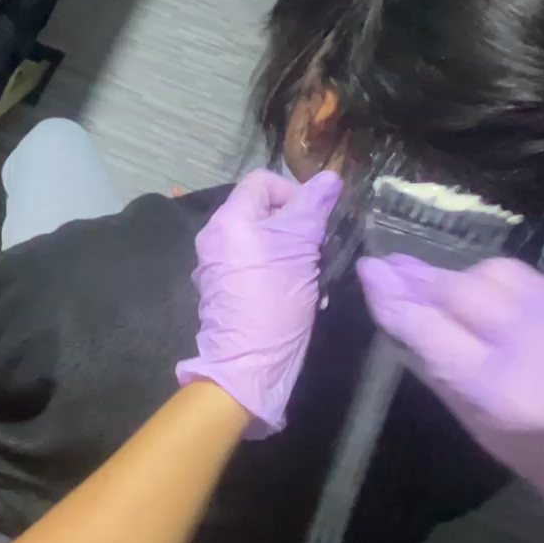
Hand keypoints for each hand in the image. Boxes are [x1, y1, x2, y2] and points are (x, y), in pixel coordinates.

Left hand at [175, 169, 341, 438]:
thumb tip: (328, 178)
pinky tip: (298, 296)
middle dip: (295, 228)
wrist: (247, 365)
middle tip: (317, 252)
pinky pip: (253, 265)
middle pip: (261, 211)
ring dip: (292, 254)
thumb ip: (313, 209)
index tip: (316, 220)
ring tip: (311, 279)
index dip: (293, 192)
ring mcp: (216, 264)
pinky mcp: (222, 288)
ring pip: (262, 240)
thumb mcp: (302, 250)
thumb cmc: (274, 302)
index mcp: (228, 220)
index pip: (261, 181)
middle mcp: (214, 236)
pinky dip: (277, 272)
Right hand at [356, 256, 543, 542]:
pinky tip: (517, 313)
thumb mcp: (470, 416)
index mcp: (502, 394)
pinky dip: (514, 292)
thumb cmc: (539, 452)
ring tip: (464, 301)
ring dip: (470, 282)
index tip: (369, 268)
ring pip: (499, 274)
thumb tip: (387, 294)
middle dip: (426, 280)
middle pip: (463, 289)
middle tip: (399, 271)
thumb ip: (428, 355)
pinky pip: (539, 281)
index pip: (428, 328)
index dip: (393, 296)